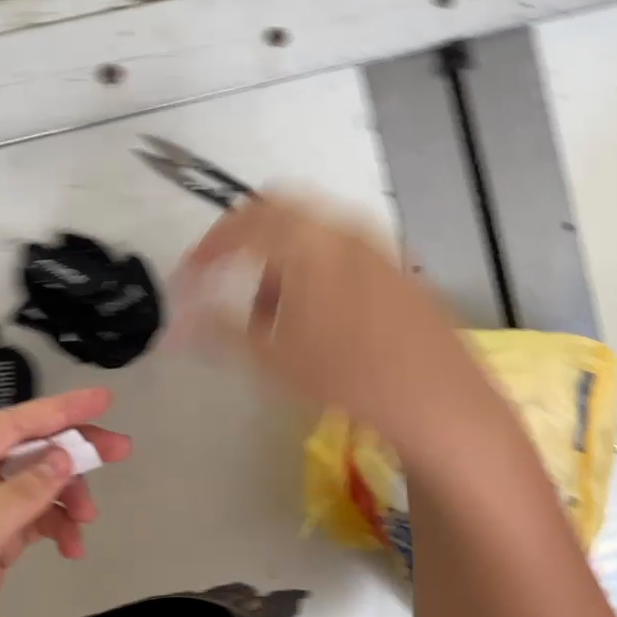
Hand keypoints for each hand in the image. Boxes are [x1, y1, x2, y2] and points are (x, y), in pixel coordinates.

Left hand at [0, 388, 131, 616]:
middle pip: (26, 451)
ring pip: (34, 487)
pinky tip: (72, 548)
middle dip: (73, 450)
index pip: (10, 425)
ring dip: (65, 497)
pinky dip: (54, 528)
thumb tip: (65, 455)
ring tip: (88, 522)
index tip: (104, 400)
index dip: (59, 410)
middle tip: (122, 451)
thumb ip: (18, 496)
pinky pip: (30, 522)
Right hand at [180, 195, 497, 454]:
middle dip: (244, 245)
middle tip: (224, 282)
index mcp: (307, 242)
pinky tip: (314, 320)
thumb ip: (219, 329)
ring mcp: (375, 244)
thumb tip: (175, 321)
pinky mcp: (396, 266)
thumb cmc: (351, 379)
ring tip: (270, 317)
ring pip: (309, 234)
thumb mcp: (274, 359)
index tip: (188, 277)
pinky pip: (338, 250)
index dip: (207, 248)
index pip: (242, 222)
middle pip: (276, 214)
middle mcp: (342, 230)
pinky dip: (311, 270)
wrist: (442, 402)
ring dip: (278, 261)